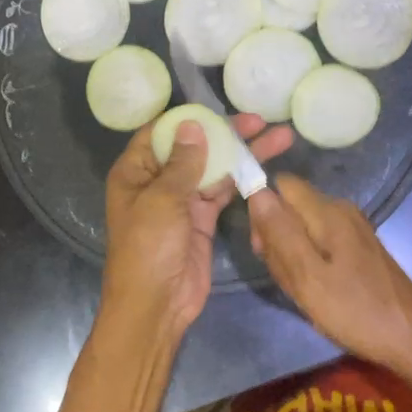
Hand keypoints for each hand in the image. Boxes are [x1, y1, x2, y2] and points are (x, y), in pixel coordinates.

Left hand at [102, 114, 293, 334]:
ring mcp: (180, 202)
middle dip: (224, 134)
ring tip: (277, 137)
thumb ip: (182, 162)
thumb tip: (193, 125)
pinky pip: (222, 192)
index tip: (220, 107)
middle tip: (260, 120)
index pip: (160, 133)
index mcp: (134, 171)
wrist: (156, 303)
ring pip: (212, 169)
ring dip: (241, 154)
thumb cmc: (149, 246)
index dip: (189, 119)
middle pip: (192, 148)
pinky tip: (266, 166)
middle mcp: (156, 182)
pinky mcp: (201, 220)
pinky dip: (242, 180)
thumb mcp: (163, 199)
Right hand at [247, 175, 411, 371]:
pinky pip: (319, 242)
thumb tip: (257, 192)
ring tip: (299, 286)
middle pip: (291, 206)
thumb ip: (280, 233)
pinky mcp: (358, 249)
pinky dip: (308, 261)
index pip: (281, 185)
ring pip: (303, 227)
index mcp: (328, 213)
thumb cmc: (355, 310)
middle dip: (275, 235)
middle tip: (283, 273)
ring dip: (290, 253)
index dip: (262, 209)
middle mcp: (341, 212)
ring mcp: (353, 230)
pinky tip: (314, 288)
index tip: (262, 246)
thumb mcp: (306, 276)